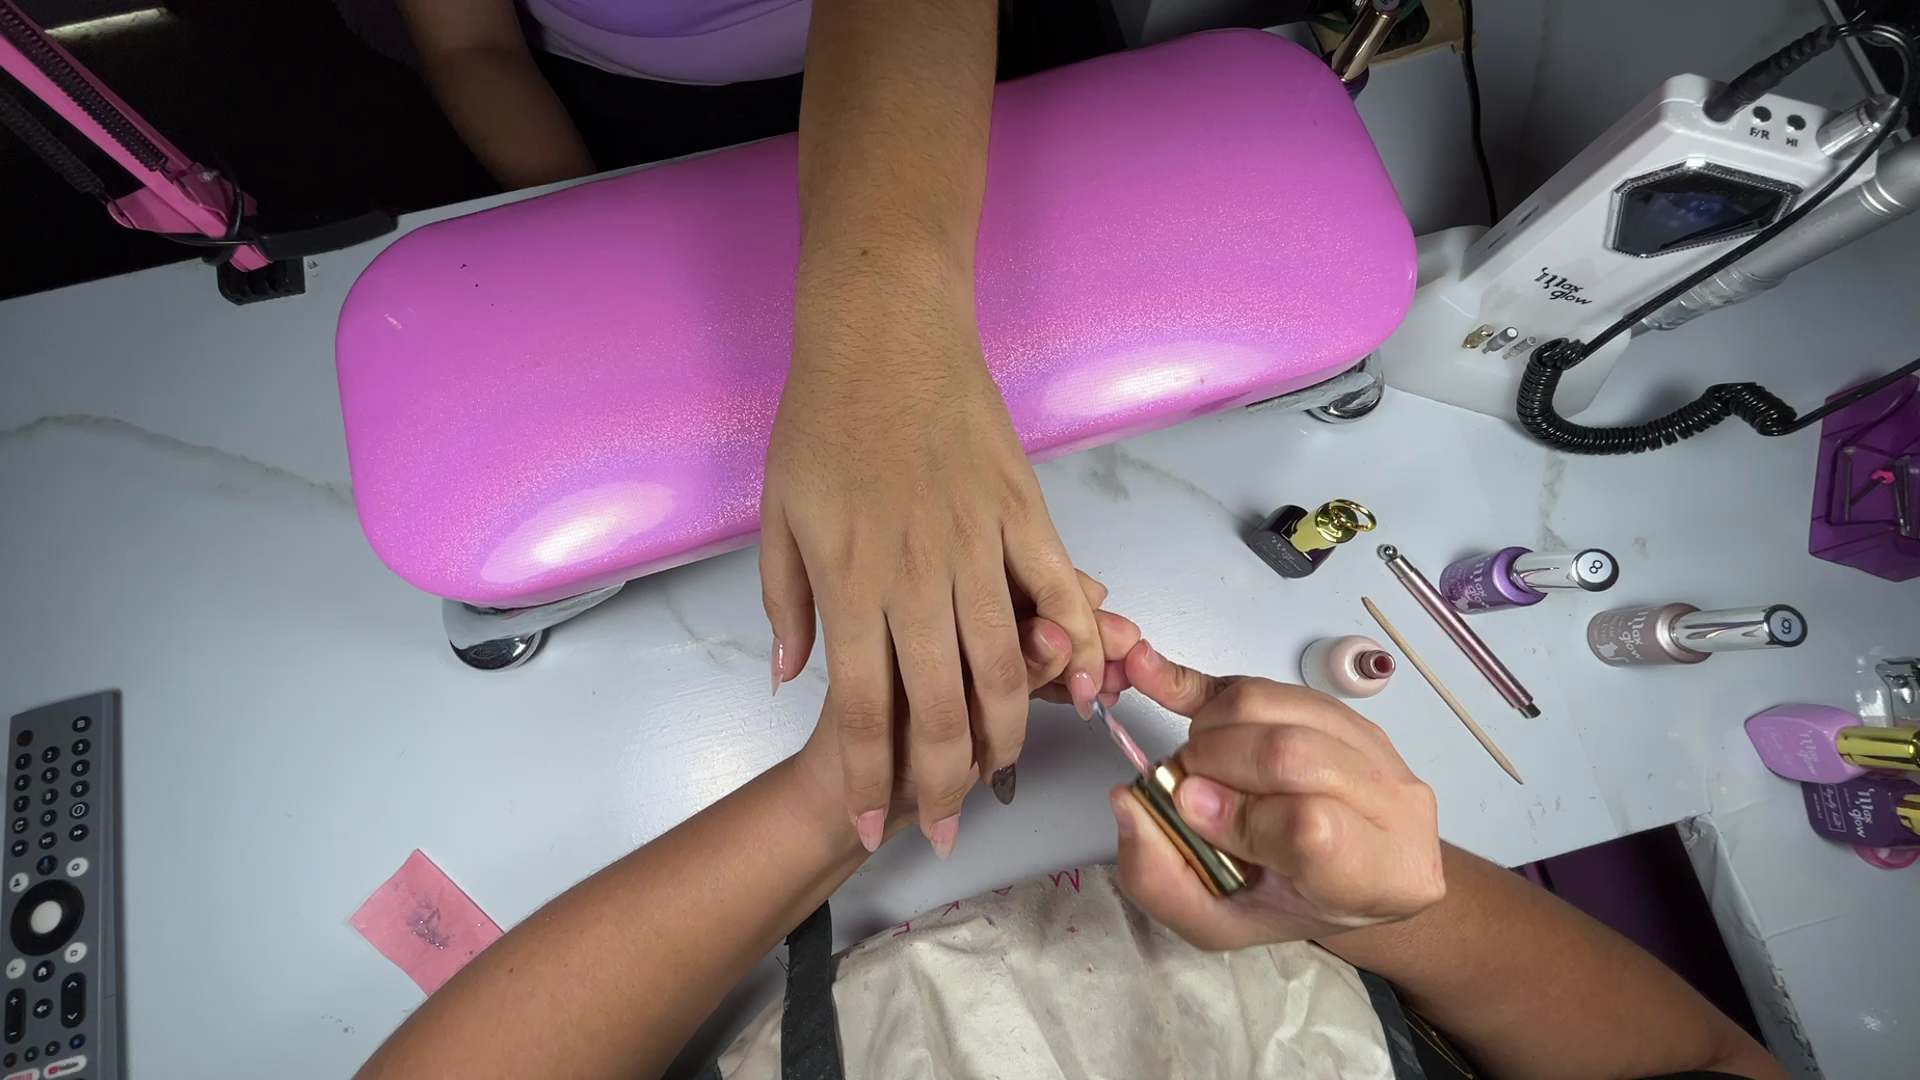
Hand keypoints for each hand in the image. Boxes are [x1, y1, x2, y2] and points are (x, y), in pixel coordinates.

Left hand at [762, 261, 1103, 857]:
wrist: (884, 332)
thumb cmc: (820, 420)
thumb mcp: (778, 513)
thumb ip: (785, 603)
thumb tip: (788, 678)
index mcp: (852, 580)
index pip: (863, 706)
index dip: (869, 776)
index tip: (872, 824)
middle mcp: (919, 577)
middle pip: (940, 704)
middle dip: (943, 779)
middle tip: (946, 824)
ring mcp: (979, 544)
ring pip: (1004, 662)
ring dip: (1007, 729)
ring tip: (998, 770)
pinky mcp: (1023, 512)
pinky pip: (1058, 589)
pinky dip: (1077, 643)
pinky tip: (1085, 686)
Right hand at [1110, 643, 1444, 949]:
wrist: (1334, 865)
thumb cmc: (1283, 899)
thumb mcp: (1217, 922)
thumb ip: (1162, 881)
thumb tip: (1131, 804)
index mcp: (1385, 876)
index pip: (1313, 827)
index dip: (1240, 817)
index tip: (1192, 812)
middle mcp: (1396, 803)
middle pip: (1288, 753)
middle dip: (1212, 762)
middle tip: (1186, 785)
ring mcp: (1370, 744)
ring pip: (1269, 704)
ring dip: (1209, 728)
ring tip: (1201, 761)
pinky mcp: (1331, 704)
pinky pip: (1256, 680)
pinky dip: (1195, 685)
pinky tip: (1152, 676)